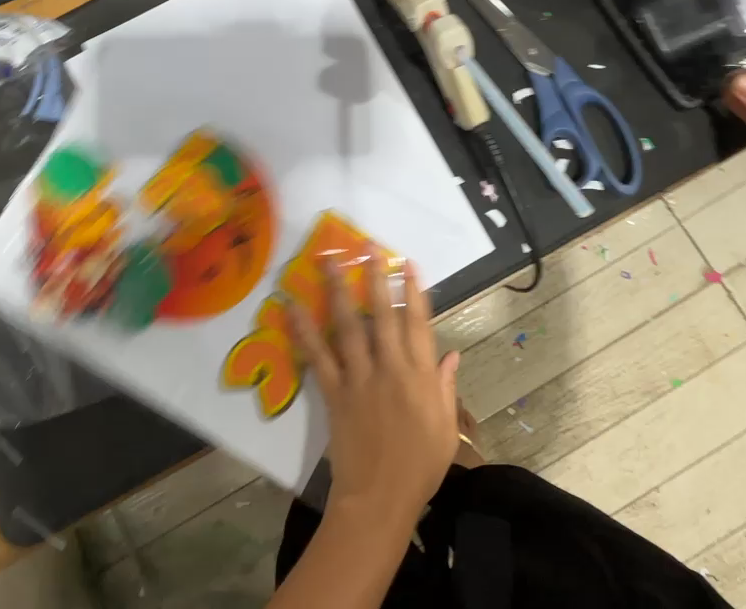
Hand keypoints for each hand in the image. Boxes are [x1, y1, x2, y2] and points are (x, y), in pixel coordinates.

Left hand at [289, 257, 459, 527]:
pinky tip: (293, 306)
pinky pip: (318, 355)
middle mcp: (391, 369)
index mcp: (421, 377)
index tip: (407, 263)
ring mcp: (361, 378)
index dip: (413, 291)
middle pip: (383, 315)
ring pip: (350, 325)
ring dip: (339, 291)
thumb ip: (446, 387)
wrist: (380, 498)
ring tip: (331, 261)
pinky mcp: (335, 393)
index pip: (418, 324)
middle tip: (367, 247)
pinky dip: (304, 329)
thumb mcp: (446, 428)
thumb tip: (452, 355)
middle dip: (376, 278)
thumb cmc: (420, 467)